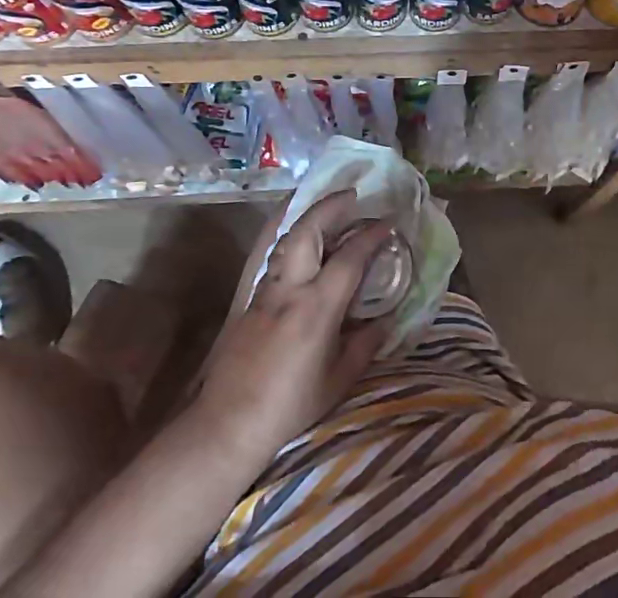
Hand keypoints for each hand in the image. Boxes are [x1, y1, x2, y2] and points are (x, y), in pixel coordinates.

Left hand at [194, 190, 391, 461]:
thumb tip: (385, 320)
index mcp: (316, 308)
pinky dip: (291, 238)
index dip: (370, 236)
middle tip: (351, 196)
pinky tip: (300, 243)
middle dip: (330, 206)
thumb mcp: (337, 380)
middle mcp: (289, 289)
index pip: (349, 259)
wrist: (229, 420)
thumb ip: (364, 345)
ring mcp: (265, 290)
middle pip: (307, 231)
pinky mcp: (249, 298)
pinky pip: (274, 256)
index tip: (387, 222)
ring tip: (327, 210)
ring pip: (285, 239)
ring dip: (307, 218)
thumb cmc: (290, 406)